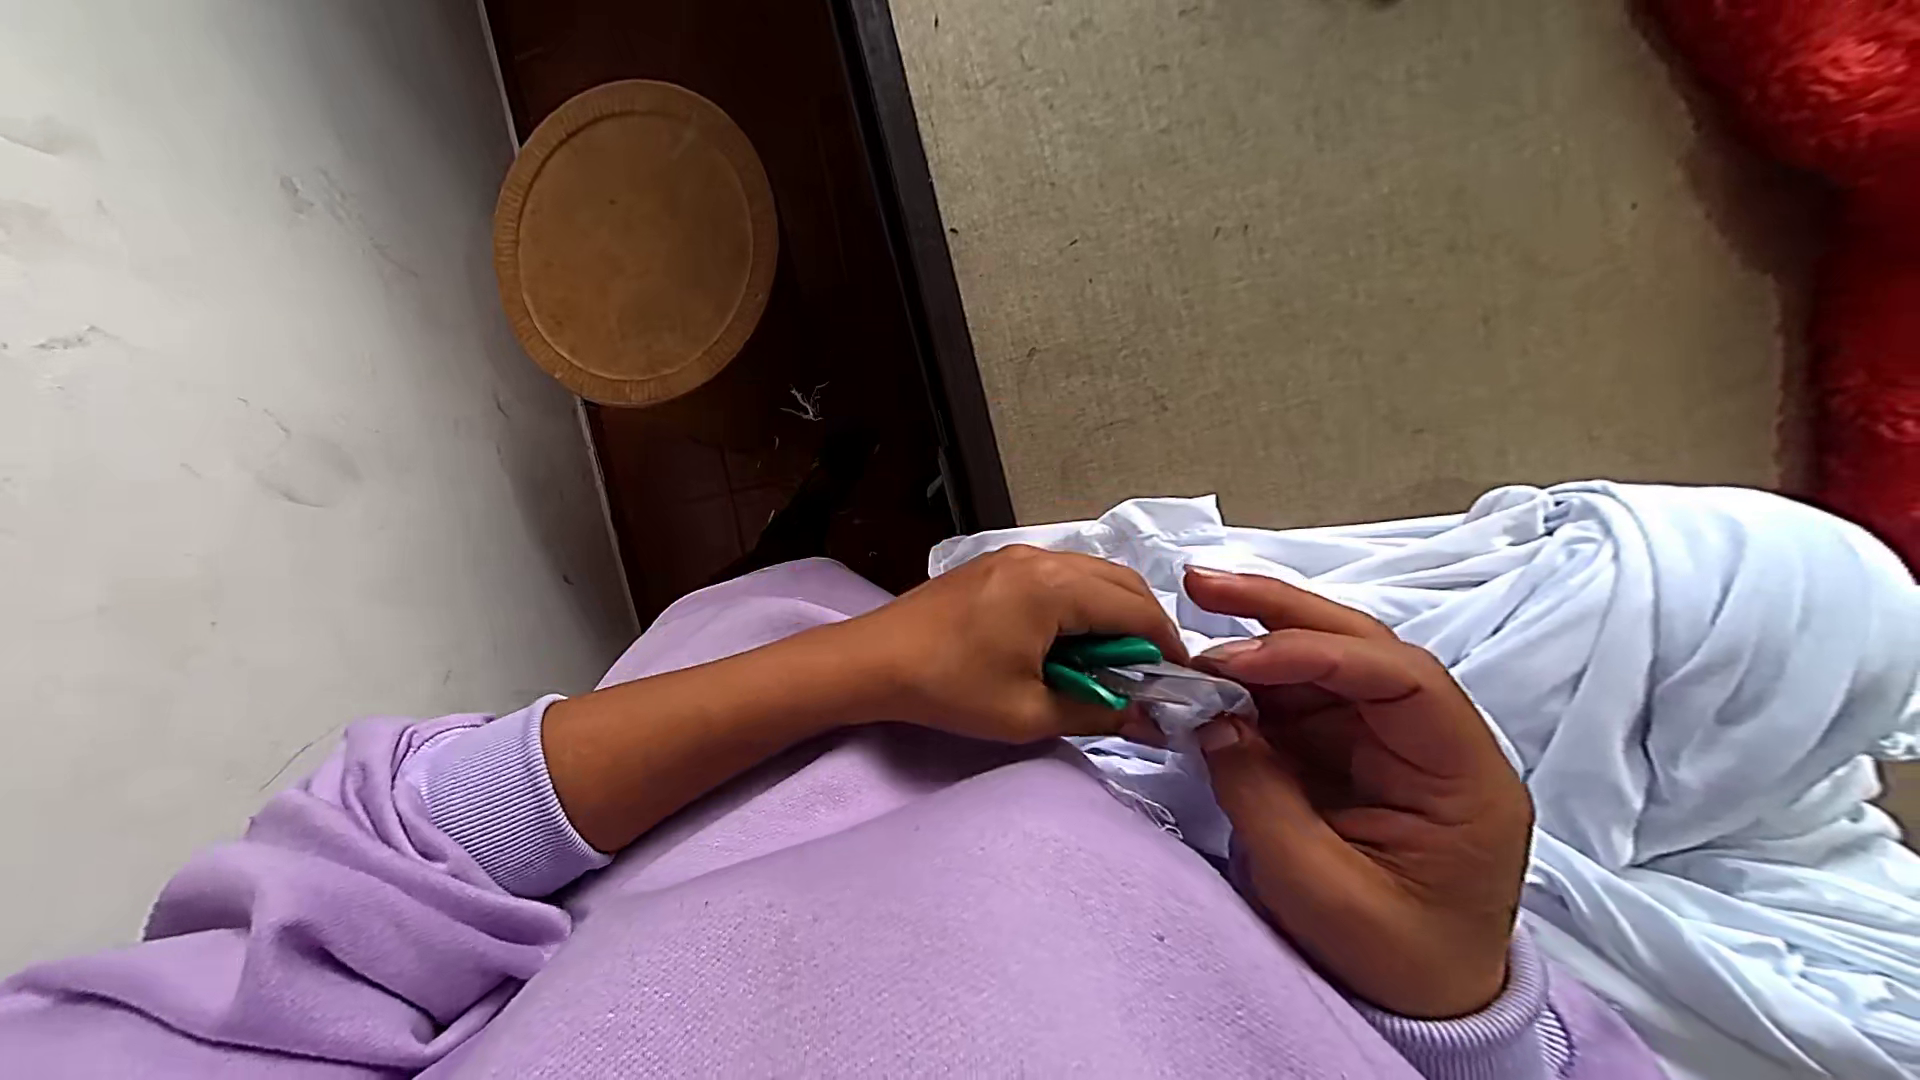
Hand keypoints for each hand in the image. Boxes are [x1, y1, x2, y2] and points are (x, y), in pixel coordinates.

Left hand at [839, 545, 1187, 743]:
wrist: (872, 660)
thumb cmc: (948, 688)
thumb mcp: (1028, 713)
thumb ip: (1097, 713)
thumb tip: (1147, 721)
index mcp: (1053, 588)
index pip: (1135, 609)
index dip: (1165, 645)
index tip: (1178, 679)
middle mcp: (1041, 558)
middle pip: (1119, 583)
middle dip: (1144, 625)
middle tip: (1146, 672)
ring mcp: (1015, 555)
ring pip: (1090, 574)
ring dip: (1112, 611)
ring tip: (1109, 660)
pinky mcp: (997, 563)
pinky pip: (1059, 574)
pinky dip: (1080, 602)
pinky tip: (1068, 639)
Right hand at [1183, 567, 1531, 1018]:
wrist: (1408, 994)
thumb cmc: (1390, 957)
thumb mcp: (1321, 890)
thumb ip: (1260, 795)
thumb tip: (1213, 716)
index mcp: (1461, 776)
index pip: (1400, 678)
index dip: (1314, 653)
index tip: (1233, 661)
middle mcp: (1423, 736)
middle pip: (1358, 644)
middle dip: (1278, 607)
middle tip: (1202, 583)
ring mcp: (1375, 734)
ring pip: (1316, 655)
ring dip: (1251, 632)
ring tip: (1192, 611)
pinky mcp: (1333, 741)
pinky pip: (1285, 691)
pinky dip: (1240, 675)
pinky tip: (1204, 669)